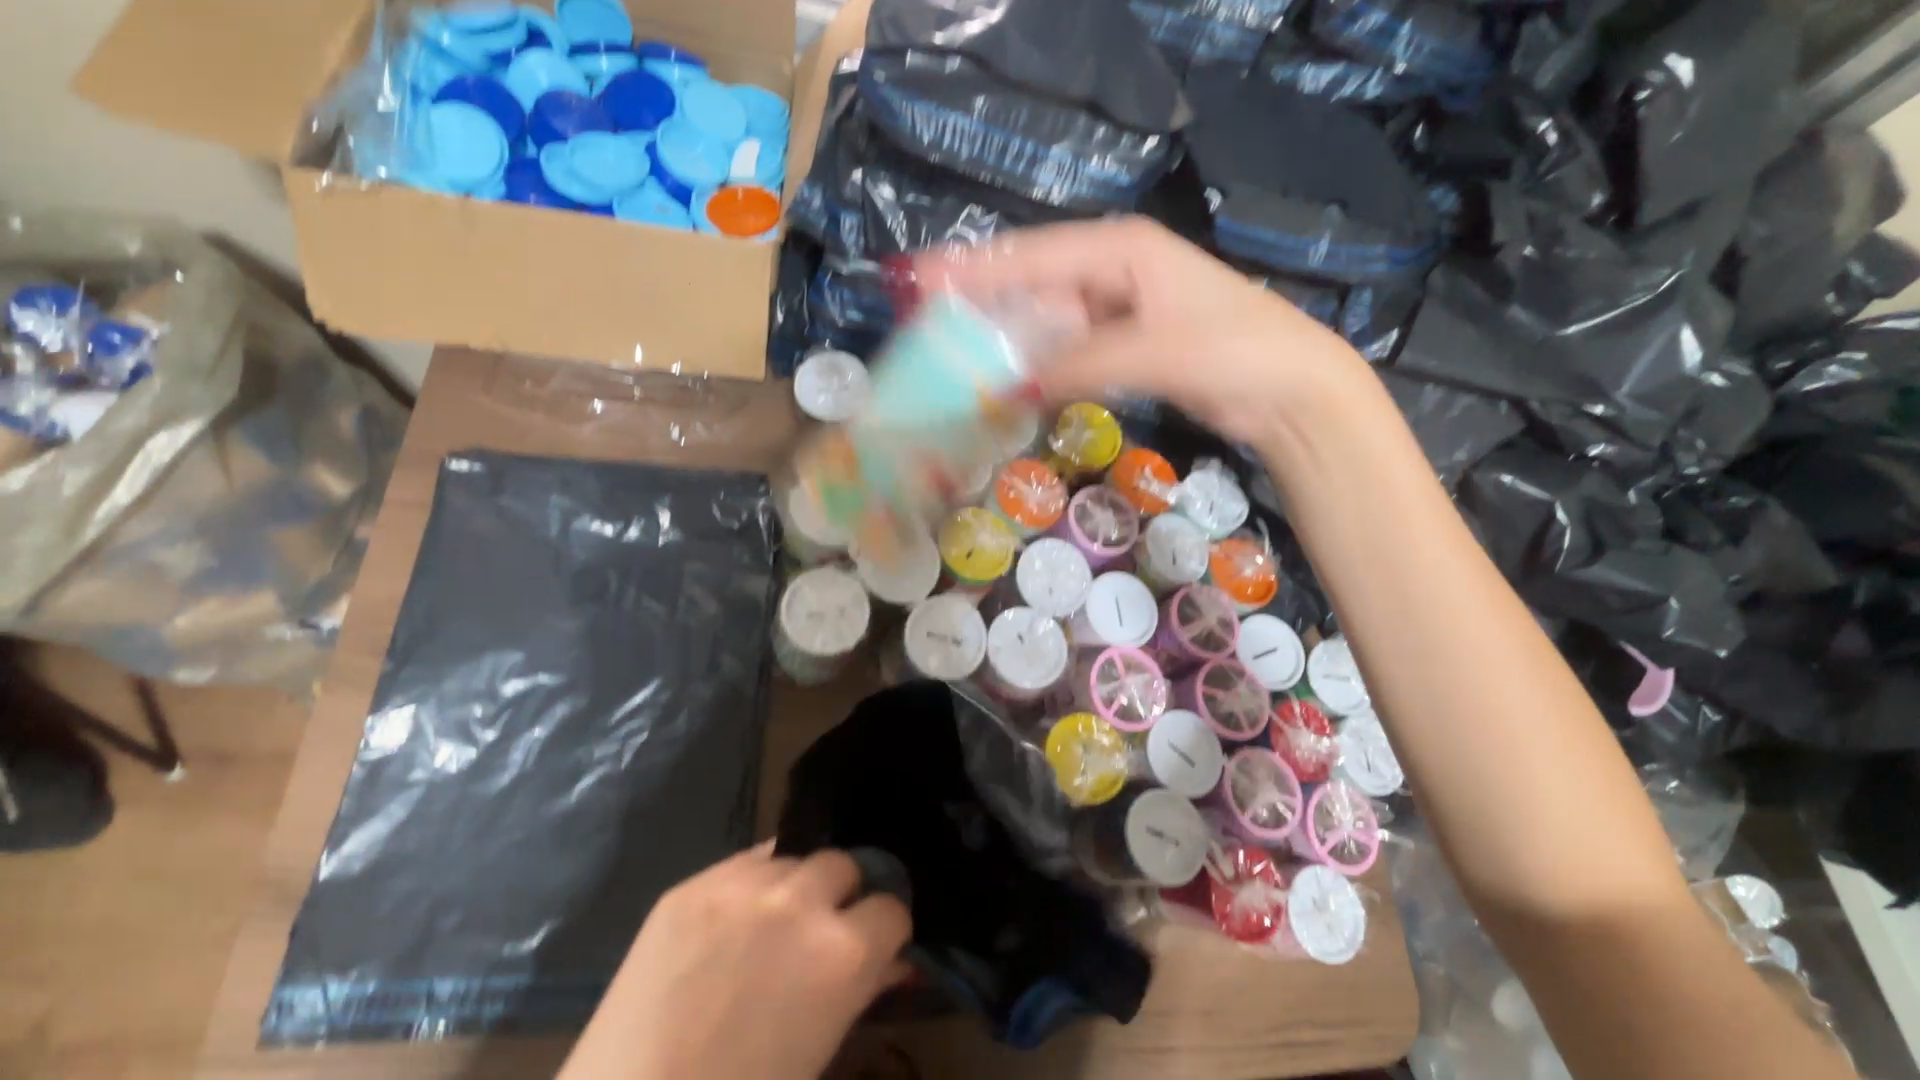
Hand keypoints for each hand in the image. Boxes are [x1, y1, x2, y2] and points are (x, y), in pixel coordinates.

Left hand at [559, 843, 911, 1079]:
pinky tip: (731, 923)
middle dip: (841, 896)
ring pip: (791, 858)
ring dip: (793, 886)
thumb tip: (891, 963)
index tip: (873, 948)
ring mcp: (739, 887)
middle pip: (843, 864)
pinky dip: (748, 886)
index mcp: (844, 951)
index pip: (891, 909)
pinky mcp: (689, 885)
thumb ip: (860, 992)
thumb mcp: (819, 1050)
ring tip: (769, 927)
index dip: (883, 933)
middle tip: (819, 933)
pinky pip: (740, 864)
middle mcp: (799, 901)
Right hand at [912, 217, 1370, 446]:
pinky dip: (1039, 370)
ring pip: (1047, 324)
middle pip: (1031, 287)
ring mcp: (1119, 311)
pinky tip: (1007, 388)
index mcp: (1120, 249)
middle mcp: (1113, 271)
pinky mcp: (1126, 348)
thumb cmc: (1232, 351)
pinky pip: (1068, 354)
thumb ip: (1076, 365)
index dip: (972, 270)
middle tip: (926, 333)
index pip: (1030, 256)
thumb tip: (1005, 390)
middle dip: (982, 309)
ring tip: (954, 367)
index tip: (918, 282)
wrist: (1295, 392)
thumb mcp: (1151, 351)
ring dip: (1008, 346)